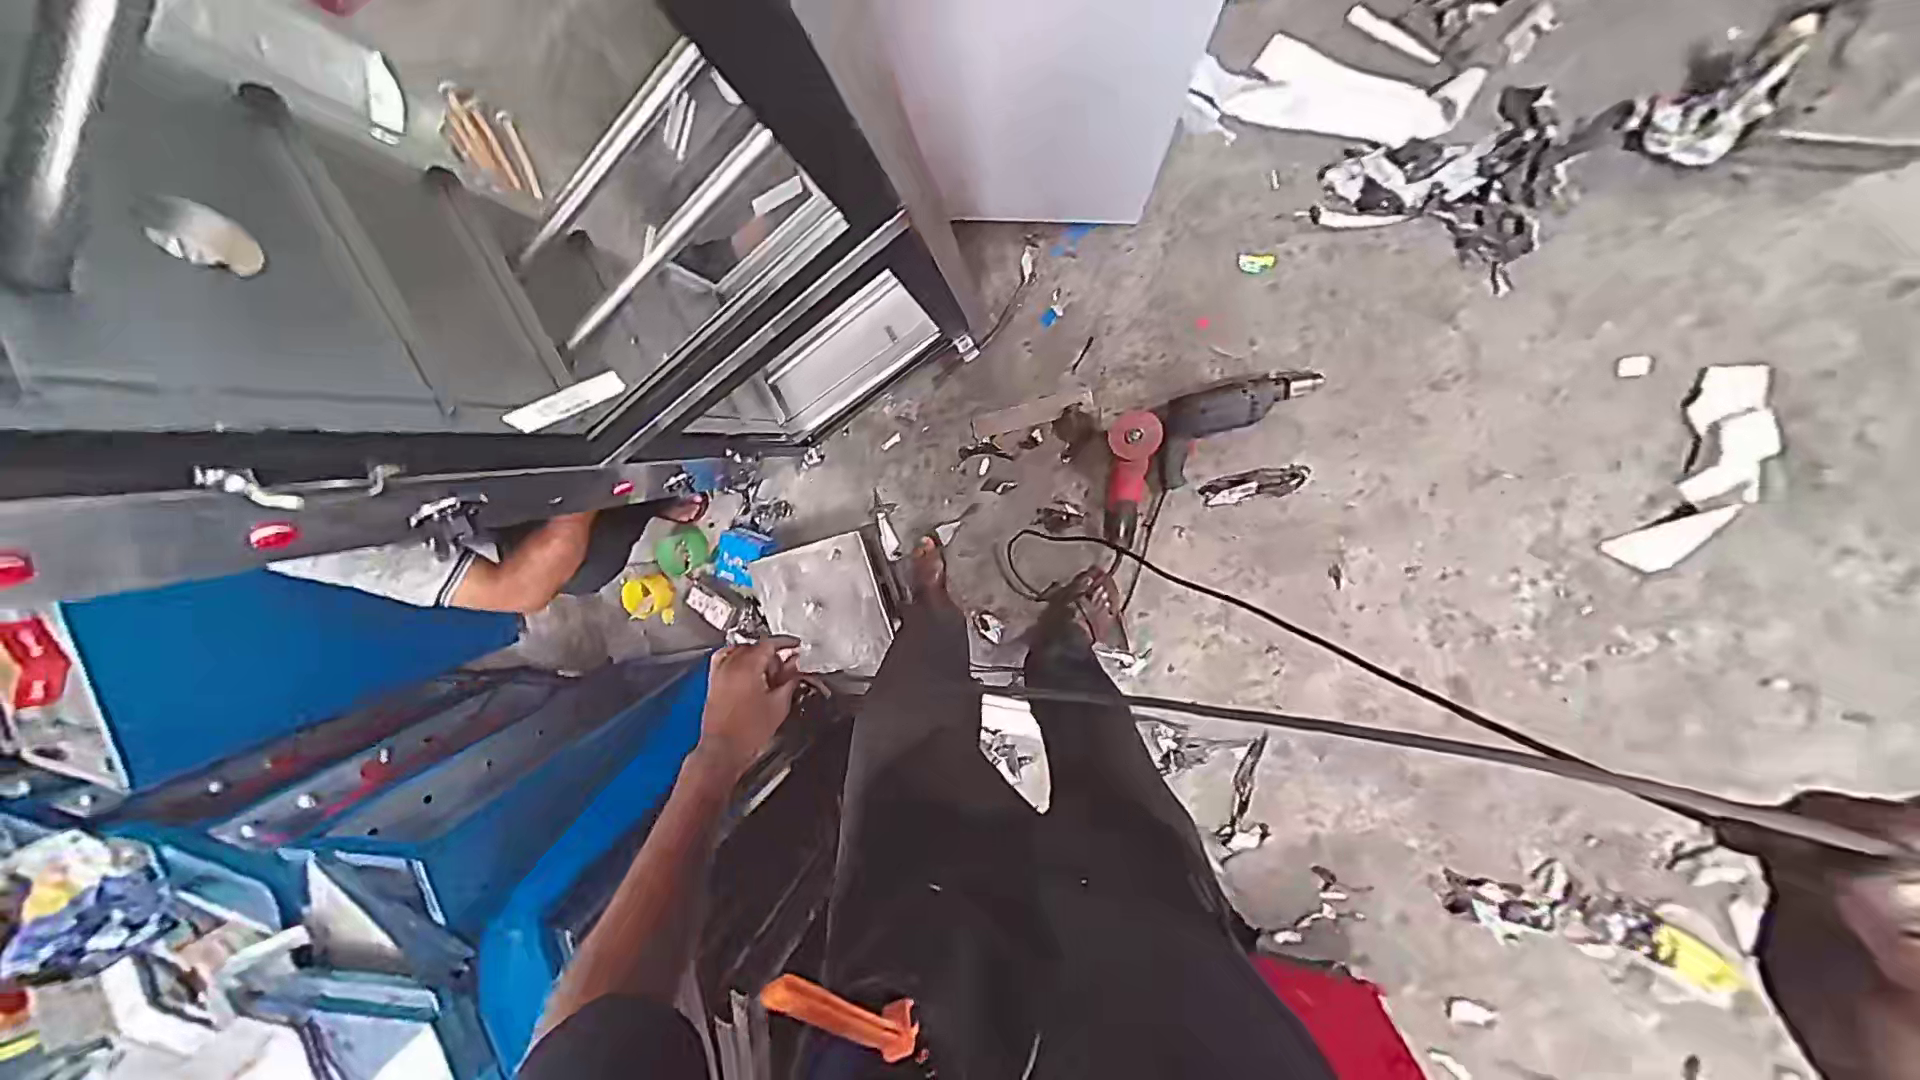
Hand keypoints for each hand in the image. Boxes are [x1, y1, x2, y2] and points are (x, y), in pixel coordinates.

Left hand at [695, 636, 801, 777]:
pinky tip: (749, 671)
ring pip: (741, 651)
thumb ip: (790, 680)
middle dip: (773, 654)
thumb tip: (796, 666)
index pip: (769, 644)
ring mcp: (719, 673)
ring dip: (756, 656)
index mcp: (747, 667)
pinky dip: (738, 659)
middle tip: (786, 668)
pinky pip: (726, 659)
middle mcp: (730, 665)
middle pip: (755, 646)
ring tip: (768, 671)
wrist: (724, 751)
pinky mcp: (713, 682)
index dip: (786, 643)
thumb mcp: (779, 703)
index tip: (796, 646)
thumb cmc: (749, 732)